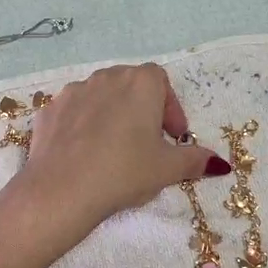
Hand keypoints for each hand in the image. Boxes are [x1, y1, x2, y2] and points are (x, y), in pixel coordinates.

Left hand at [15, 64, 229, 245]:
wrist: (61, 190)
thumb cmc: (124, 172)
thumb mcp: (167, 170)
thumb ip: (194, 161)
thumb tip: (219, 163)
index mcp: (139, 83)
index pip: (161, 81)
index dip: (170, 107)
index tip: (172, 137)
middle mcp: (105, 78)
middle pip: (129, 84)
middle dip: (142, 109)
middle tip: (147, 143)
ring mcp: (72, 92)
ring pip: (99, 97)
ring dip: (111, 115)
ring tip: (114, 149)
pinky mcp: (48, 111)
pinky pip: (73, 112)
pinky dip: (82, 126)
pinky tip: (84, 154)